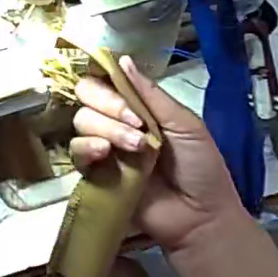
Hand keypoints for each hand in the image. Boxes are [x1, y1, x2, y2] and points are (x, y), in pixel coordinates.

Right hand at [69, 55, 256, 257]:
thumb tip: (122, 59)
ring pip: (82, 120)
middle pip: (87, 94)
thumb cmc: (200, 167)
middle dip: (108, 103)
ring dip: (106, 128)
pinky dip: (87, 146)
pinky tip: (105, 152)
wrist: (200, 217)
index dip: (104, 75)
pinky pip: (76, 151)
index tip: (112, 78)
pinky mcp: (94, 172)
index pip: (106, 79)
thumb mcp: (185, 124)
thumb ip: (151, 94)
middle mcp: (115, 121)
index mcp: (137, 106)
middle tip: (136, 122)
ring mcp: (103, 146)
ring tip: (135, 146)